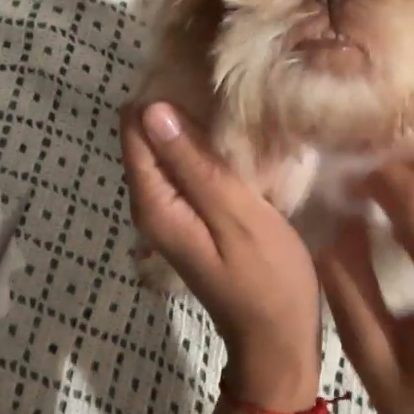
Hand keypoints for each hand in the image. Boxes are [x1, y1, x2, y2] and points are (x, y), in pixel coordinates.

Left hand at [121, 102, 322, 406]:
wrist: (278, 343)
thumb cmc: (267, 278)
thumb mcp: (236, 214)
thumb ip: (193, 163)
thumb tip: (151, 109)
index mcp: (155, 203)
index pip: (135, 130)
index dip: (159, 95)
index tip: (196, 71)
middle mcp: (151, 206)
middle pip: (147, 137)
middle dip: (175, 106)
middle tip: (220, 83)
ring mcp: (170, 213)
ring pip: (167, 151)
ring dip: (191, 126)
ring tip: (230, 100)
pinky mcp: (190, 217)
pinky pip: (184, 169)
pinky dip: (202, 149)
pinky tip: (233, 137)